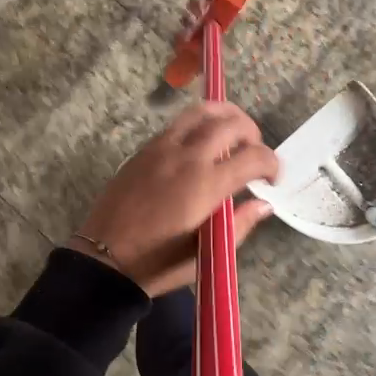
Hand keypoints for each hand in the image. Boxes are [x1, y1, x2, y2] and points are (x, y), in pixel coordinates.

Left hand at [68, 101, 278, 295]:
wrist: (103, 260)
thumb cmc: (158, 263)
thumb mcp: (206, 254)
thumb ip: (240, 224)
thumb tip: (264, 204)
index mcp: (206, 184)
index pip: (253, 156)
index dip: (272, 164)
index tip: (272, 179)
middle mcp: (187, 156)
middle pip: (231, 123)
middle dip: (252, 134)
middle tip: (255, 153)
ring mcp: (162, 148)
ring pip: (201, 111)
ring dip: (225, 116)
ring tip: (233, 134)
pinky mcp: (144, 150)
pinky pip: (178, 123)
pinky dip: (199, 124)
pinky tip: (202, 144)